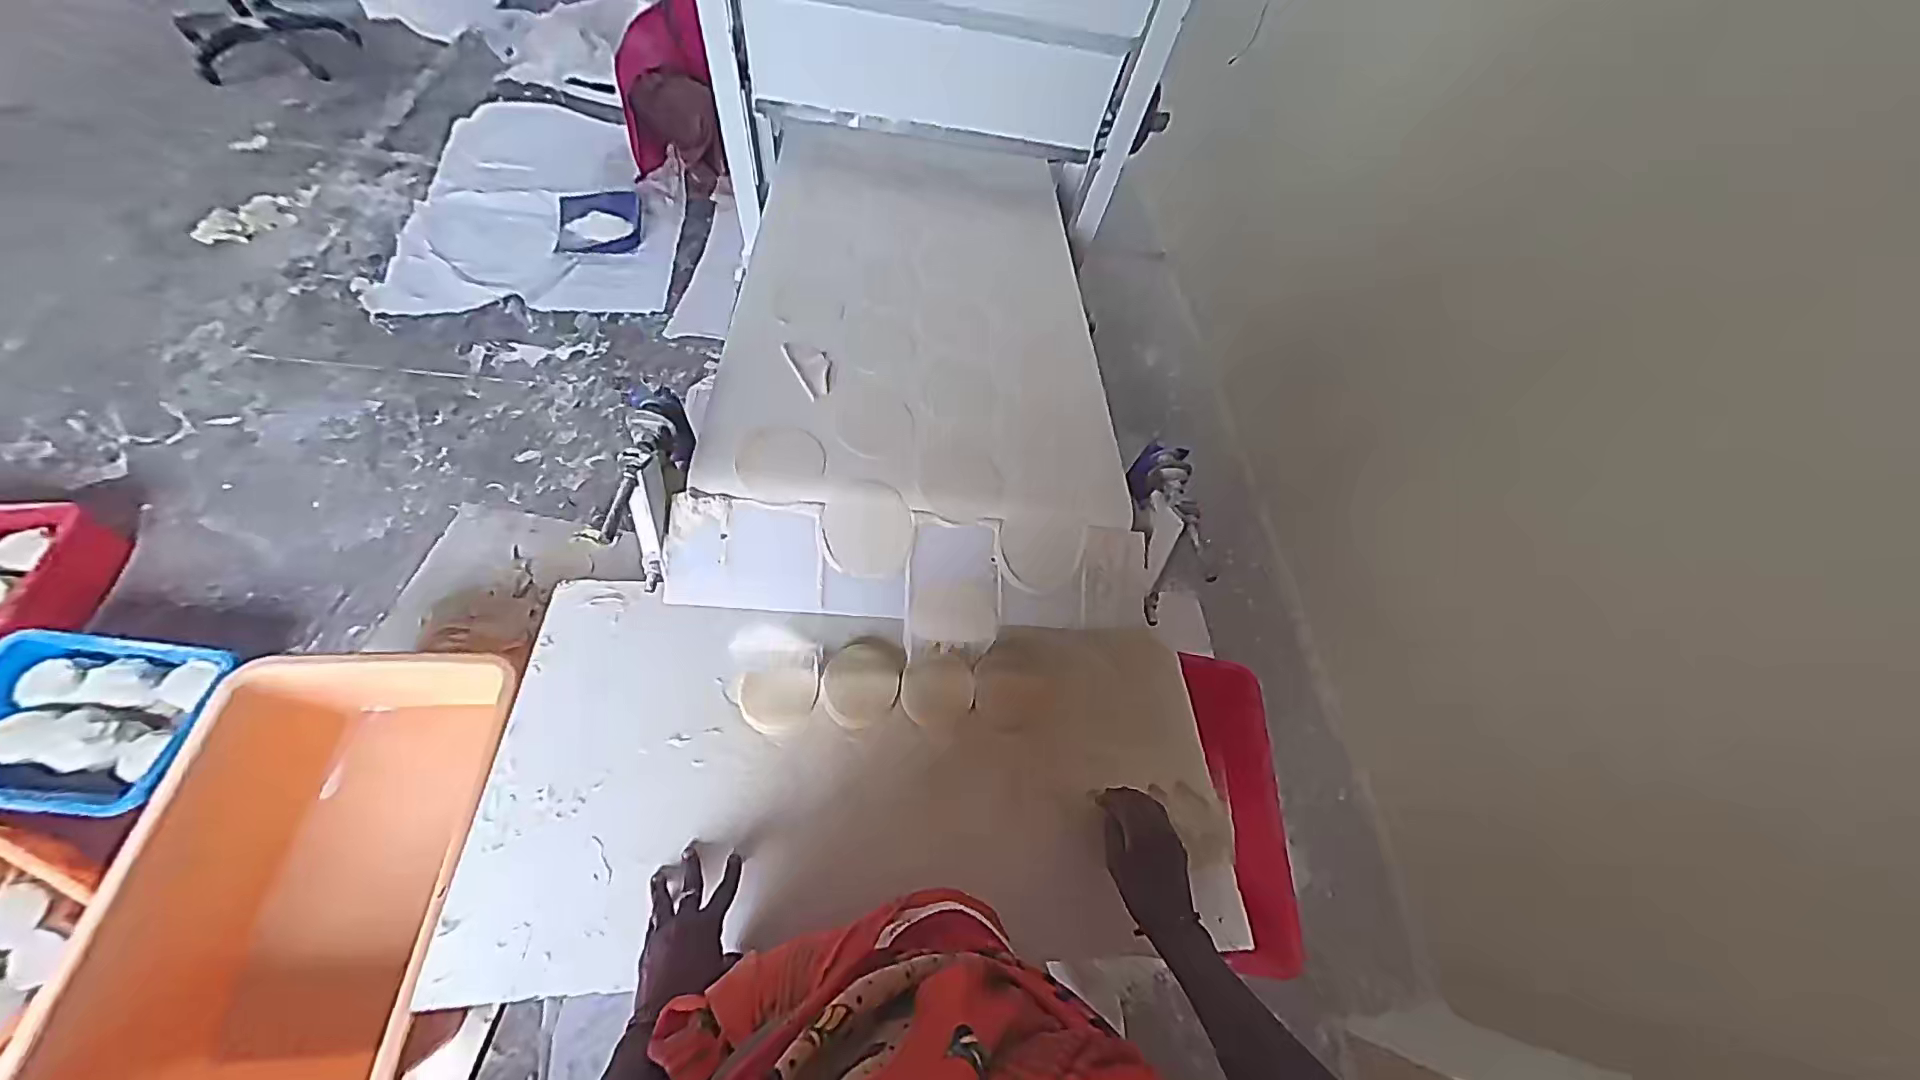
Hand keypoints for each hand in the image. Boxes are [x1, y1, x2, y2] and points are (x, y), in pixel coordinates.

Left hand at [637, 845, 741, 1017]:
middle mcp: (684, 923)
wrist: (659, 1015)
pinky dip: (656, 912)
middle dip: (692, 866)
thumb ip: (731, 959)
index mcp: (706, 925)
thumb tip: (739, 957)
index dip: (731, 873)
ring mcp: (663, 932)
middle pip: (690, 887)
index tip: (734, 857)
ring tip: (661, 873)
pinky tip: (655, 910)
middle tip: (691, 850)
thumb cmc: (695, 993)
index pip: (724, 892)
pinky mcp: (648, 946)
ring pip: (663, 900)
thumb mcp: (721, 973)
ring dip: (664, 885)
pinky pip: (653, 921)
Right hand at [1097, 787, 1198, 939]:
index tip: (1098, 799)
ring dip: (1136, 799)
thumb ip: (1112, 834)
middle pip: (1140, 799)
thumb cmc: (1138, 894)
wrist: (1171, 918)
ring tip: (1121, 803)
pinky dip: (1147, 808)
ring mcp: (1171, 833)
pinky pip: (1160, 815)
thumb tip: (1109, 813)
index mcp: (1142, 831)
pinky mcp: (1177, 841)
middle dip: (1123, 795)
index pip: (1125, 802)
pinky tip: (1138, 815)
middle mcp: (1159, 827)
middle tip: (1107, 797)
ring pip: (1152, 804)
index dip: (1110, 797)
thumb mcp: (1116, 864)